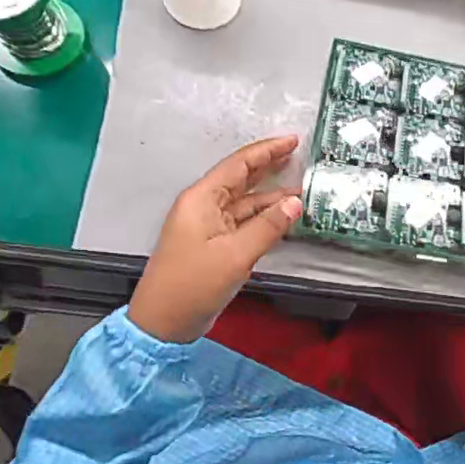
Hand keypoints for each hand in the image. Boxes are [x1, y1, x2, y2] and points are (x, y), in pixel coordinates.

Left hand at [128, 136, 303, 343]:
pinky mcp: (213, 245)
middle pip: (241, 179)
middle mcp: (203, 206)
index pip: (238, 165)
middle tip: (298, 157)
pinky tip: (283, 218)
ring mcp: (208, 226)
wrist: (163, 322)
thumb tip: (295, 202)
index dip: (267, 151)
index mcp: (202, 199)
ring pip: (244, 203)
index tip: (292, 141)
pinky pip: (241, 223)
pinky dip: (262, 219)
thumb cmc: (192, 285)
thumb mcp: (235, 255)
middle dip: (269, 167)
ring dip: (270, 197)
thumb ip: (268, 227)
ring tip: (302, 191)